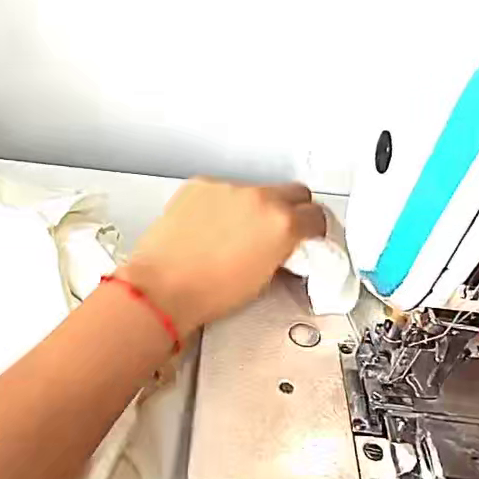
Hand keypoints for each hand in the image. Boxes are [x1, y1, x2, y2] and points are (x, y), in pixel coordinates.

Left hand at [117, 179, 326, 334]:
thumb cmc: (208, 293)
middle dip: (292, 210)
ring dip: (254, 208)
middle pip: (294, 192)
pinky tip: (211, 229)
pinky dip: (223, 205)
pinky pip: (223, 190)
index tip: (308, 237)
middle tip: (280, 232)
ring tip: (235, 236)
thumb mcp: (264, 281)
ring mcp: (228, 188)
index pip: (316, 216)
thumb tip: (284, 249)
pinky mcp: (200, 186)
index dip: (314, 230)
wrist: (163, 288)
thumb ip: (283, 255)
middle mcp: (259, 198)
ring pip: (256, 190)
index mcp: (282, 223)